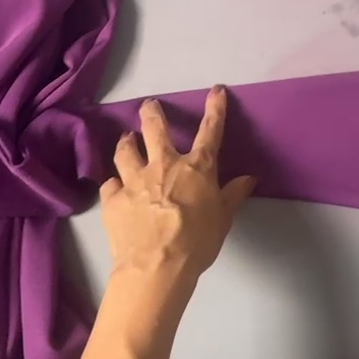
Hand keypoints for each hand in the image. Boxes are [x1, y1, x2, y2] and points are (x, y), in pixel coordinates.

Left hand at [100, 86, 255, 281]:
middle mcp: (164, 165)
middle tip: (149, 105)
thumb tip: (249, 178)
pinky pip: (109, 184)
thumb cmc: (197, 241)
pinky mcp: (114, 200)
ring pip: (126, 151)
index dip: (215, 108)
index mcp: (196, 167)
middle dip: (152, 113)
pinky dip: (112, 183)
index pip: (210, 130)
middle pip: (156, 129)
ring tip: (126, 138)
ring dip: (126, 142)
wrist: (156, 268)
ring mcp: (135, 180)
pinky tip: (113, 186)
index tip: (216, 90)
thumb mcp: (223, 218)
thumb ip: (233, 195)